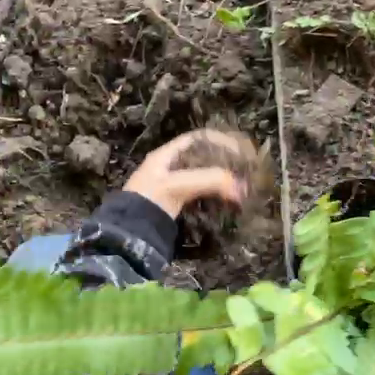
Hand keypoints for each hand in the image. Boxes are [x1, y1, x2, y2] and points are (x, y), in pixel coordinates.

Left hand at [124, 129, 250, 217]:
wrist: (128, 235)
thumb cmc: (149, 202)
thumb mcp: (178, 186)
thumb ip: (209, 181)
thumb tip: (242, 188)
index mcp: (166, 155)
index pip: (199, 139)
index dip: (222, 141)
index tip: (241, 152)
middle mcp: (170, 168)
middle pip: (204, 158)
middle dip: (226, 164)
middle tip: (246, 173)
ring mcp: (173, 188)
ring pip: (204, 178)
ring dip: (223, 182)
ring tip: (242, 190)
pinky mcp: (176, 207)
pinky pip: (201, 196)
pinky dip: (216, 198)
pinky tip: (228, 204)